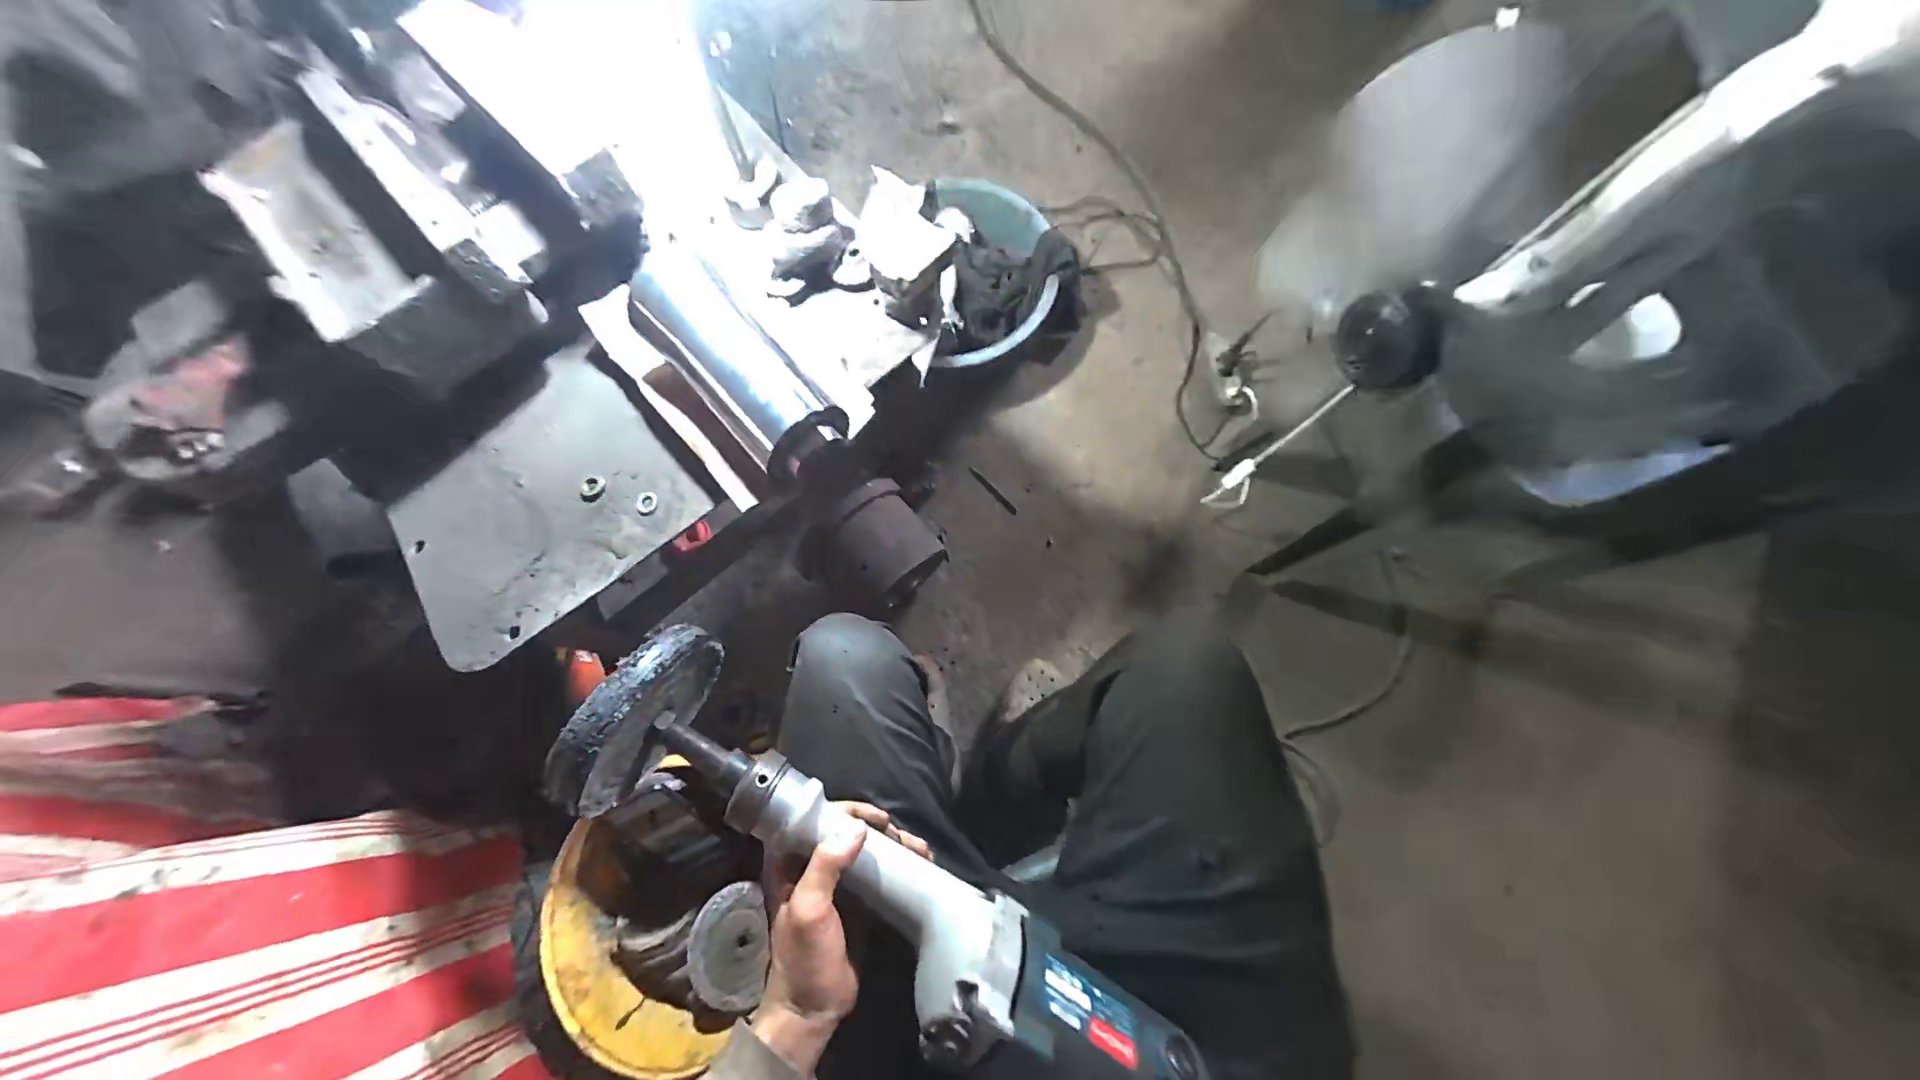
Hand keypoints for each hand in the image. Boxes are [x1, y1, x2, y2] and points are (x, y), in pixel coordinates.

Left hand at [754, 802, 930, 1073]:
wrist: (813, 1010)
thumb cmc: (804, 959)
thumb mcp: (810, 910)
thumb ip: (826, 866)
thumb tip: (857, 828)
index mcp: (790, 862)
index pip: (817, 818)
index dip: (848, 811)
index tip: (877, 819)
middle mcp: (813, 866)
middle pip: (847, 830)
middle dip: (880, 829)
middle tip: (902, 838)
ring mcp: (838, 884)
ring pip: (868, 850)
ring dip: (895, 845)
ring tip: (919, 849)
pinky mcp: (859, 902)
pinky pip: (880, 873)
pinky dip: (900, 865)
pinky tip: (919, 863)